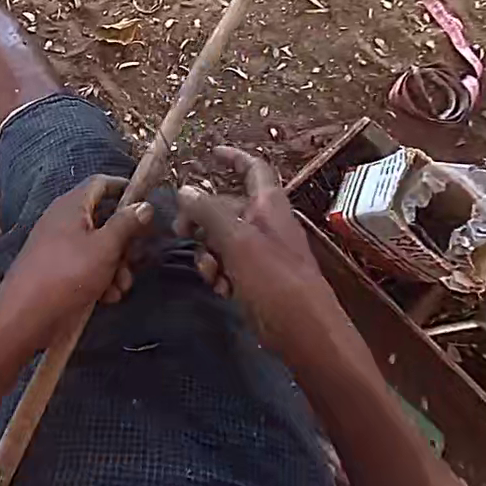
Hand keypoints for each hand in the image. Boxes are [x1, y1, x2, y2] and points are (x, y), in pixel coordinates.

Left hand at [0, 175, 151, 344]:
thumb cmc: (68, 274)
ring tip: (120, 287)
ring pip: (96, 245)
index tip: (145, 203)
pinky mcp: (53, 269)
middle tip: (134, 259)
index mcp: (72, 205)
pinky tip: (106, 297)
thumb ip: (127, 224)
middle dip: (124, 241)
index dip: (124, 189)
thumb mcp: (106, 247)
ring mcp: (56, 245)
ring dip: (115, 265)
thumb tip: (144, 205)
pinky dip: (98, 277)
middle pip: (103, 218)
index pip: (101, 183)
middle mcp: (62, 220)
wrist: (22, 319)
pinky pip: (83, 264)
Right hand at [177, 147, 351, 368]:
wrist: (305, 331)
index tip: (211, 153)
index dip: (233, 157)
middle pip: (228, 205)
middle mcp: (267, 222)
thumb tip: (185, 189)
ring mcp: (264, 250)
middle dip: (203, 218)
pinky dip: (221, 272)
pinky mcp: (260, 277)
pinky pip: (231, 264)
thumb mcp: (236, 241)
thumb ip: (209, 212)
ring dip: (210, 252)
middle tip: (181, 232)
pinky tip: (221, 289)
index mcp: (269, 203)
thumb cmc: (274, 279)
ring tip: (211, 273)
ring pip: (225, 238)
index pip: (252, 167)